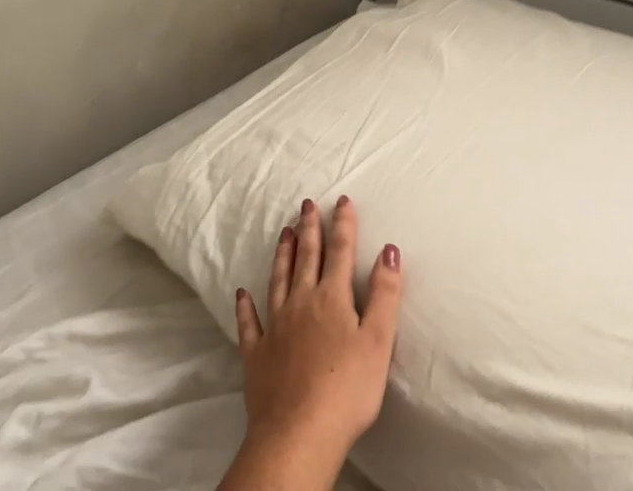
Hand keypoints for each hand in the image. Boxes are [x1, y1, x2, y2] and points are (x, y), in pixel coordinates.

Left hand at [233, 196, 402, 456]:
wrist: (298, 432)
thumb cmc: (347, 389)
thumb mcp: (379, 341)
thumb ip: (385, 293)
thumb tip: (389, 250)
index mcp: (332, 299)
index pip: (340, 252)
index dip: (343, 225)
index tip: (342, 200)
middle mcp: (301, 304)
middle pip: (306, 258)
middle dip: (309, 229)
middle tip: (306, 204)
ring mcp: (275, 327)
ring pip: (278, 281)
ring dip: (282, 255)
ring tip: (284, 233)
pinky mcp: (257, 354)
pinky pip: (250, 322)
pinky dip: (246, 306)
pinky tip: (242, 293)